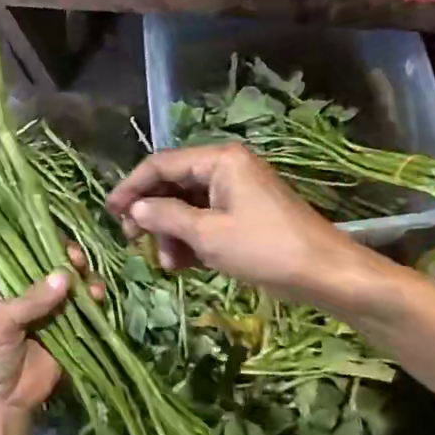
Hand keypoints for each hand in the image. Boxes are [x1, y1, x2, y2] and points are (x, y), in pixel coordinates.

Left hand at [0, 243, 101, 411]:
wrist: (2, 399)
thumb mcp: (0, 323)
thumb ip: (30, 301)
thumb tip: (64, 277)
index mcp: (6, 281)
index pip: (25, 251)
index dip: (44, 244)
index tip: (60, 245)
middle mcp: (31, 289)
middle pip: (54, 264)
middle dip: (69, 259)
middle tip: (77, 261)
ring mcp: (52, 307)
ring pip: (73, 284)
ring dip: (85, 279)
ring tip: (90, 285)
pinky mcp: (71, 326)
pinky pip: (86, 307)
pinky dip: (94, 300)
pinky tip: (98, 297)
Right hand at [105, 143, 394, 314]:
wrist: (324, 273)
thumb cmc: (265, 248)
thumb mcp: (208, 234)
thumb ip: (166, 217)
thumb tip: (135, 209)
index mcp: (219, 160)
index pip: (161, 164)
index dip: (131, 187)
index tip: (110, 211)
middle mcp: (226, 168)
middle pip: (172, 184)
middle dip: (152, 214)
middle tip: (132, 239)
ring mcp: (236, 191)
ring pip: (186, 205)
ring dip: (170, 233)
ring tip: (167, 263)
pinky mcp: (243, 214)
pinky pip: (205, 220)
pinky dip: (190, 240)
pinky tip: (183, 264)